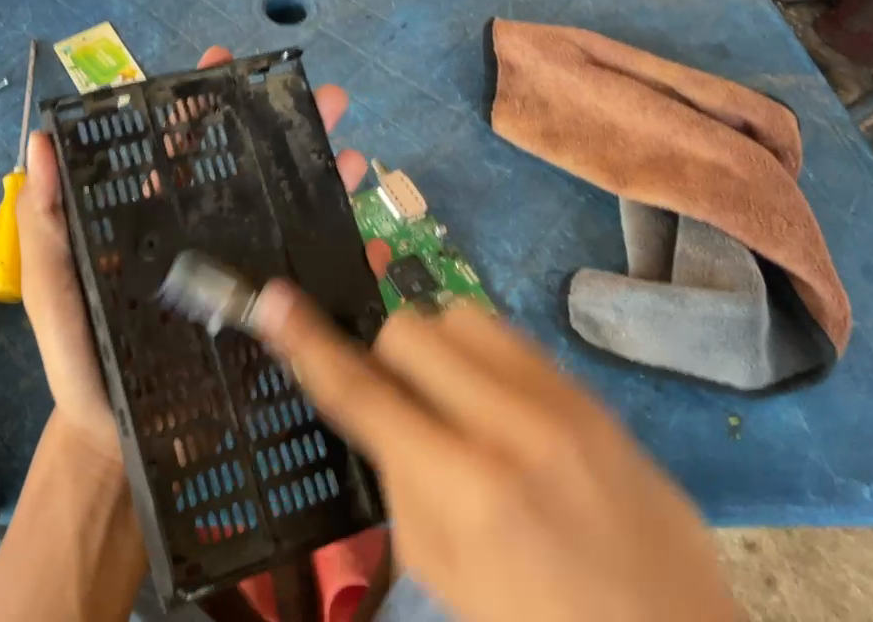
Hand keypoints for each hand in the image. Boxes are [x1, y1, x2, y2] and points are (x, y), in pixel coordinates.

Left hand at [16, 46, 366, 464]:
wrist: (119, 446)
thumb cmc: (81, 362)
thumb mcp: (52, 289)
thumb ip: (46, 222)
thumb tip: (40, 142)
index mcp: (152, 226)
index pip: (178, 155)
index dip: (197, 107)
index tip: (222, 62)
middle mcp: (202, 241)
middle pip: (247, 175)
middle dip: (284, 130)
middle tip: (326, 98)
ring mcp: (239, 280)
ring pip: (289, 218)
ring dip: (325, 181)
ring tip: (356, 154)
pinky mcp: (266, 324)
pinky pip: (313, 287)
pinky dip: (345, 262)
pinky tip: (373, 243)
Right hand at [252, 287, 735, 621]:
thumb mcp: (441, 571)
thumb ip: (401, 478)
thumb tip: (383, 411)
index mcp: (468, 488)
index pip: (364, 392)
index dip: (308, 343)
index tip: (273, 300)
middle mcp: (516, 427)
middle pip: (411, 328)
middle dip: (387, 356)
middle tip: (400, 401)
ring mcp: (567, 405)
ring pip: (462, 315)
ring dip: (437, 348)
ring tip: (452, 399)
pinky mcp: (598, 399)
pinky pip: (514, 338)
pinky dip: (484, 358)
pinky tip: (500, 407)